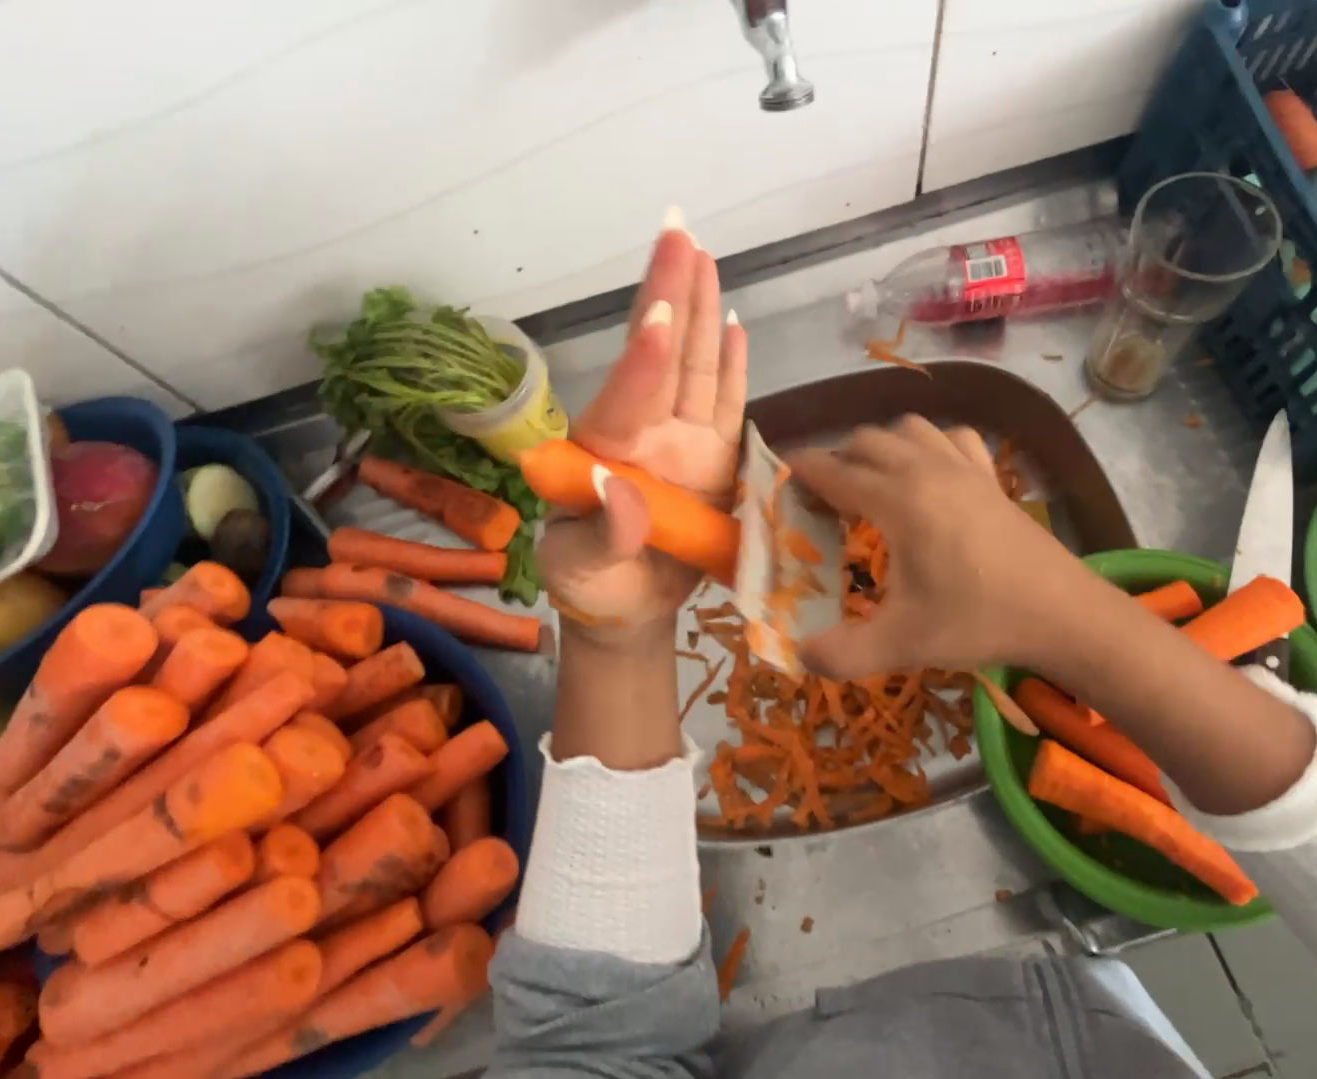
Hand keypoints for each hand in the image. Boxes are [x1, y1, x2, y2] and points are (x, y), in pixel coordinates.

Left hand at [537, 218, 746, 640]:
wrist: (627, 607)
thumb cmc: (592, 587)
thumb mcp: (581, 570)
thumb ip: (602, 534)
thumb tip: (623, 491)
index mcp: (604, 452)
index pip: (626, 399)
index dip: (643, 361)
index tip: (657, 314)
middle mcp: (644, 432)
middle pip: (662, 358)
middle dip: (669, 295)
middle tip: (678, 232)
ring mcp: (682, 442)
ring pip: (697, 368)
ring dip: (701, 312)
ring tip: (704, 256)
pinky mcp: (714, 459)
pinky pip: (726, 403)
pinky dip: (733, 365)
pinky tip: (735, 323)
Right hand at [788, 415, 1091, 677]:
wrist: (1061, 613)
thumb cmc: (978, 621)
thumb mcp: (902, 644)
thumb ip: (842, 654)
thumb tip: (798, 655)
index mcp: (899, 500)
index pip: (835, 471)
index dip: (802, 472)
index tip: (781, 479)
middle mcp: (927, 470)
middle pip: (866, 441)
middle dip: (837, 460)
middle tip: (824, 500)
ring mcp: (964, 468)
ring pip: (908, 429)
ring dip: (881, 447)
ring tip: (872, 484)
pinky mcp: (991, 478)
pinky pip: (953, 438)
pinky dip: (931, 445)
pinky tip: (930, 476)